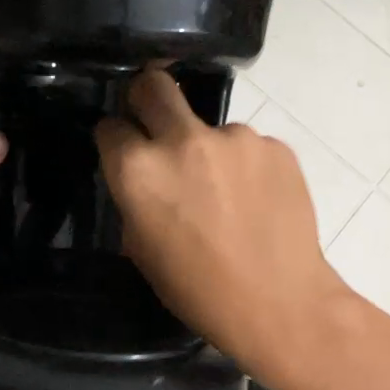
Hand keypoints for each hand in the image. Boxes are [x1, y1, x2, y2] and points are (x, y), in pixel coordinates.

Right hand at [95, 64, 352, 382]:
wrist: (279, 304)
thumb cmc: (196, 290)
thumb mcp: (141, 249)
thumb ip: (136, 200)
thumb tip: (145, 181)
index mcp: (138, 170)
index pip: (110, 127)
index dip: (114, 140)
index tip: (122, 151)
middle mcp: (183, 140)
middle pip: (153, 86)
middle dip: (146, 99)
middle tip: (156, 126)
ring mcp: (235, 138)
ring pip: (208, 127)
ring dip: (207, 150)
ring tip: (225, 196)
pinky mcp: (276, 146)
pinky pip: (248, 147)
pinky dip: (245, 168)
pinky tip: (255, 203)